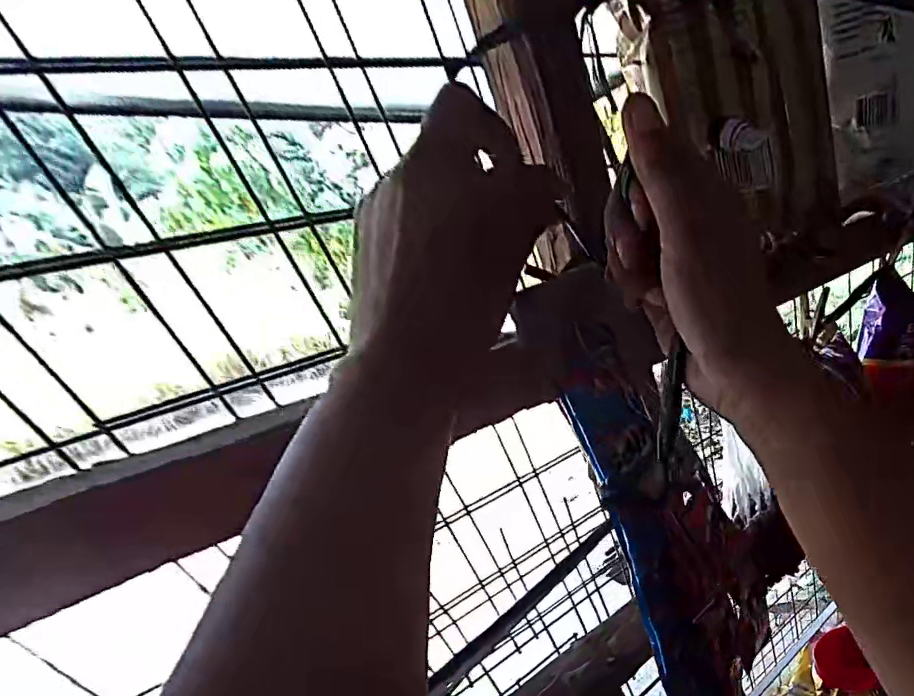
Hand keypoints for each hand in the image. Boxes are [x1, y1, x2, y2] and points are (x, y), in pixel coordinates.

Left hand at [350, 84, 560, 402]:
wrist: (399, 370)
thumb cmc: (460, 318)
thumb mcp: (506, 259)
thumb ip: (528, 206)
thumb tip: (547, 186)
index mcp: (435, 169)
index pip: (464, 108)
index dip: (501, 138)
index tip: (525, 184)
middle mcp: (399, 177)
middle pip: (448, 149)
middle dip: (485, 177)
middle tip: (512, 219)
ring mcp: (377, 207)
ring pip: (429, 183)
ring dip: (462, 204)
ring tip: (484, 256)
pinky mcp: (367, 238)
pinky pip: (409, 213)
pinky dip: (436, 227)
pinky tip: (449, 272)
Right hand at [605, 94, 801, 425]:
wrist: (732, 368)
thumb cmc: (716, 299)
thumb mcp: (685, 229)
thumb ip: (660, 170)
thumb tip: (636, 101)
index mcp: (703, 195)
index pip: (649, 163)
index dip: (634, 189)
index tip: (641, 218)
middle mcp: (689, 221)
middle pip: (632, 203)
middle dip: (624, 233)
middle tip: (635, 260)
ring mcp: (675, 258)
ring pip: (627, 242)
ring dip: (626, 267)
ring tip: (643, 293)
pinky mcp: (664, 290)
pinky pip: (632, 275)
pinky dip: (632, 289)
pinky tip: (644, 307)